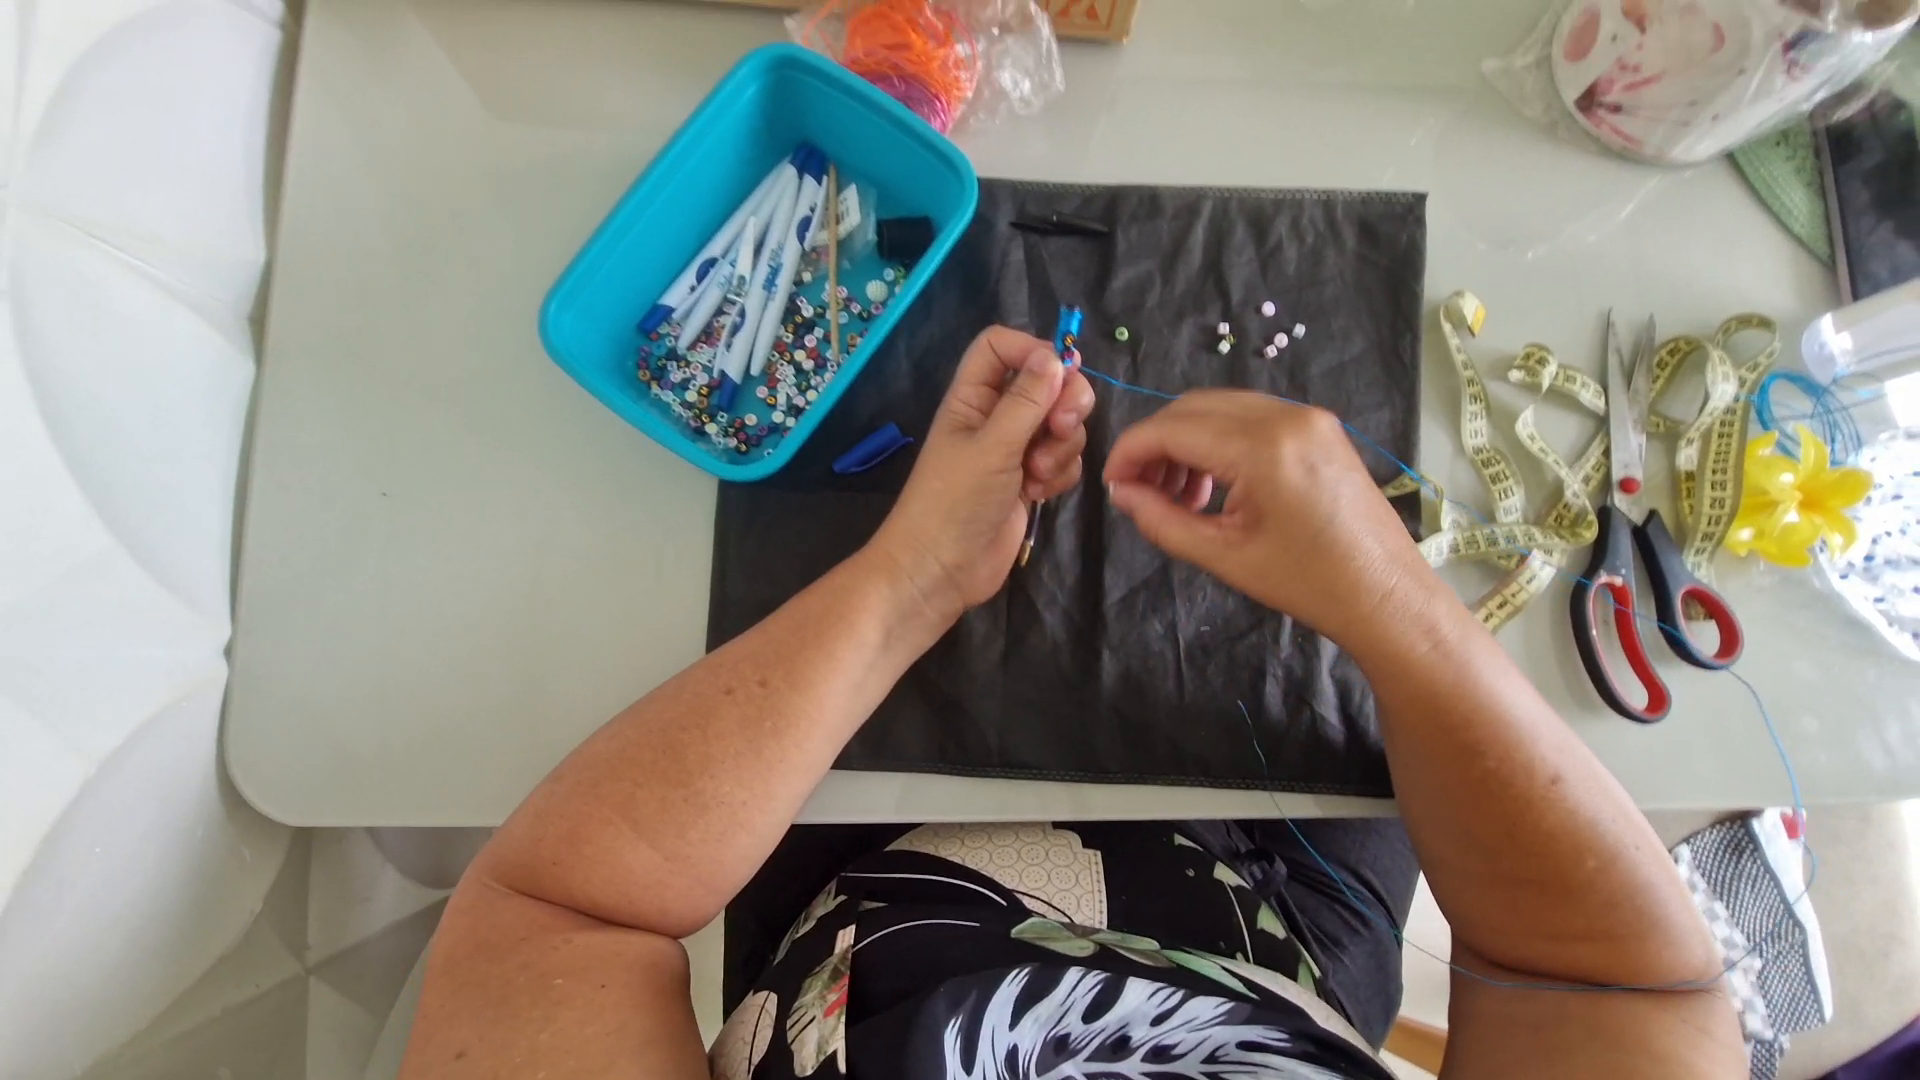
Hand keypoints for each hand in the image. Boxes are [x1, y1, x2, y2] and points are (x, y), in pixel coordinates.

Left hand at [868, 326, 1094, 620]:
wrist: (941, 571)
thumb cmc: (954, 503)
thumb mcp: (992, 447)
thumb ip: (1026, 402)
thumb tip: (1055, 357)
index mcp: (973, 398)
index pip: (1002, 347)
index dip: (1033, 350)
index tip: (1059, 374)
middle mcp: (995, 417)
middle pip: (1045, 384)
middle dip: (1063, 403)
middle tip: (1062, 428)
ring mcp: (1014, 451)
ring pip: (1060, 425)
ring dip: (1061, 447)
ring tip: (1037, 476)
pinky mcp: (1030, 482)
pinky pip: (1062, 460)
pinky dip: (1060, 474)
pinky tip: (1039, 495)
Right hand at [1103, 390, 1440, 649]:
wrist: (1386, 596)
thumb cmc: (1306, 583)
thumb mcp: (1222, 556)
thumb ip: (1161, 519)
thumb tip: (1120, 493)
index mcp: (1263, 446)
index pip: (1172, 428)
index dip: (1130, 451)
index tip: (1112, 485)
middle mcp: (1286, 415)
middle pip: (1192, 408)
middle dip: (1155, 445)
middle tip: (1138, 491)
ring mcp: (1307, 417)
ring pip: (1218, 409)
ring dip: (1184, 442)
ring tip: (1175, 495)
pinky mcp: (1318, 427)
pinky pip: (1249, 419)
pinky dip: (1217, 443)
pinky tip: (1211, 485)